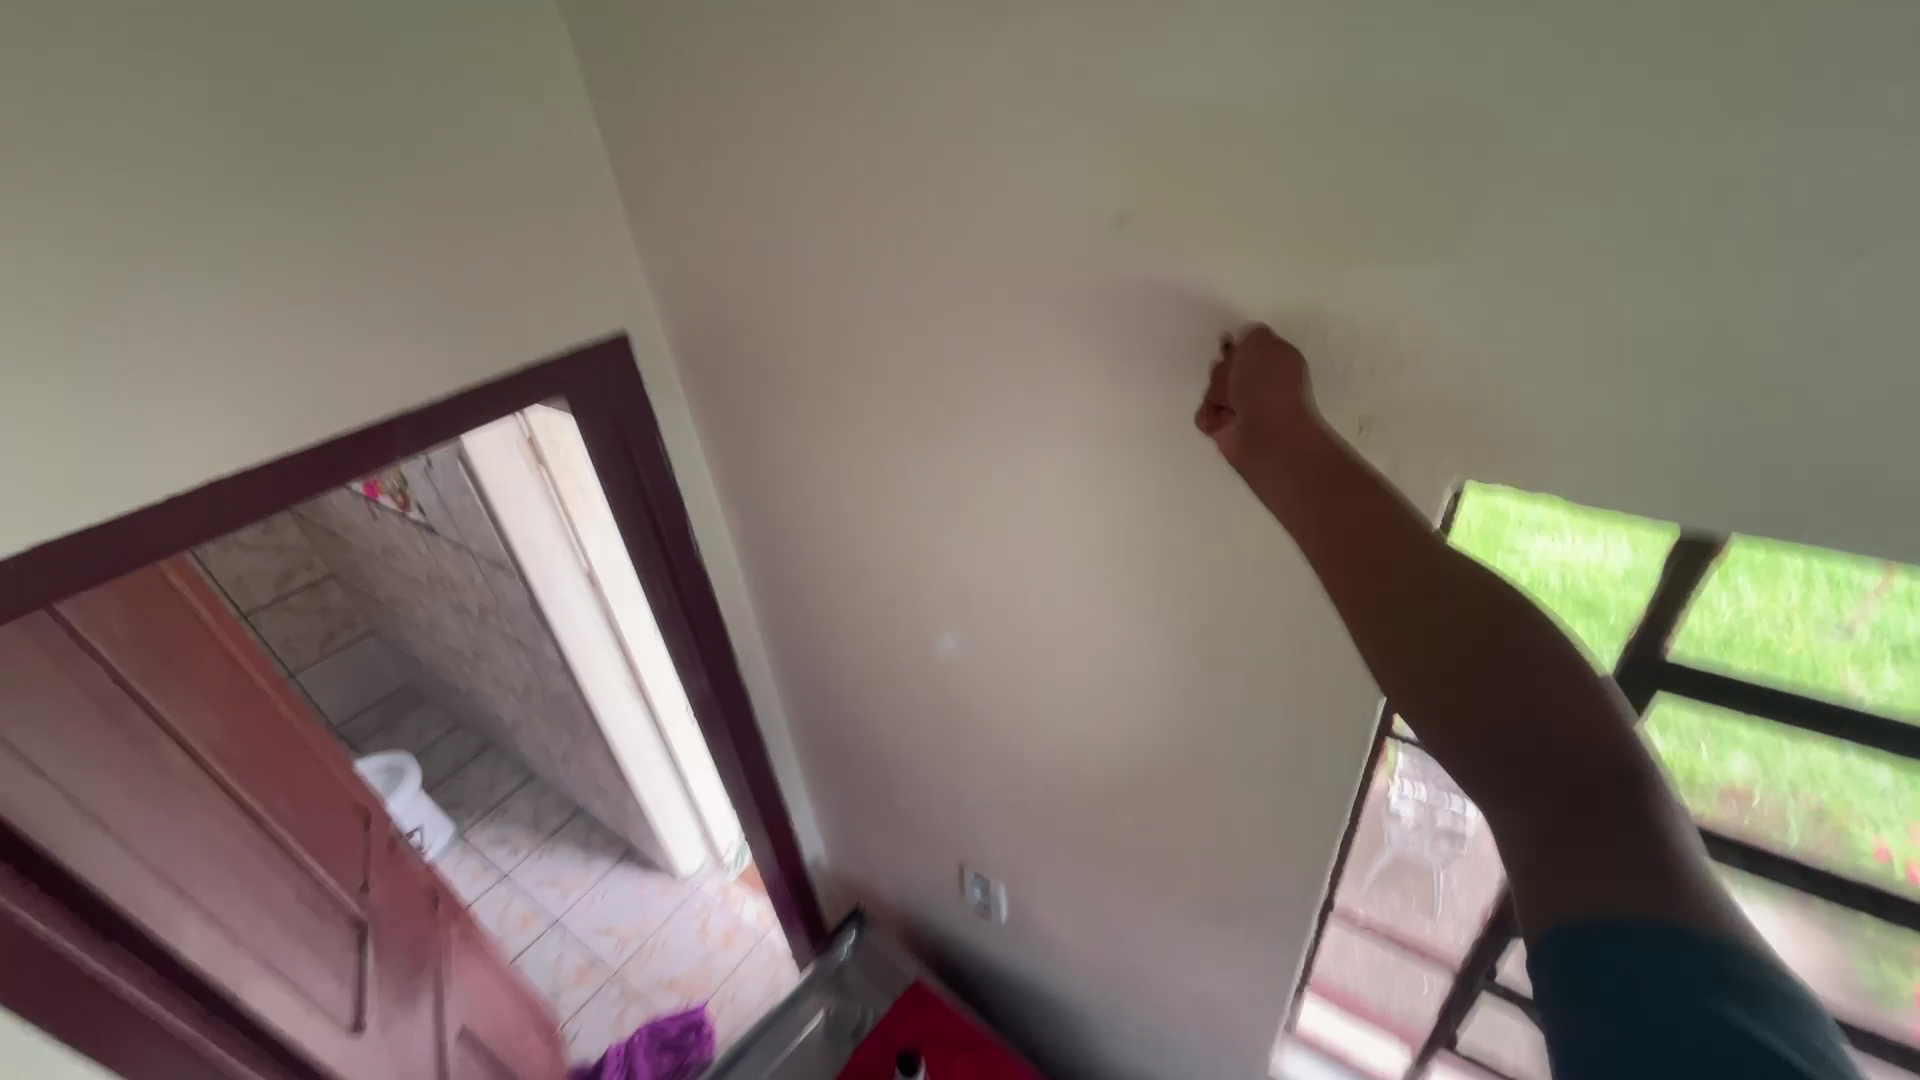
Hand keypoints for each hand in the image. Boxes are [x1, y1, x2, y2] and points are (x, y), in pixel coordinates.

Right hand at [1194, 324, 1319, 470]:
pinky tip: (1221, 422)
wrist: (1266, 433)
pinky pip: (1205, 414)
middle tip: (1233, 382)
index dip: (1236, 347)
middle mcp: (1260, 383)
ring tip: (1230, 406)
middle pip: (1225, 367)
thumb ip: (1250, 335)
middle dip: (1223, 371)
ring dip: (1216, 395)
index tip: (1229, 347)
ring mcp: (1243, 407)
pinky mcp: (1226, 429)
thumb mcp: (1261, 343)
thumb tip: (1238, 343)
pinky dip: (1209, 416)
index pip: (1246, 346)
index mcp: (1276, 360)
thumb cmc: (1267, 384)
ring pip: (1212, 390)